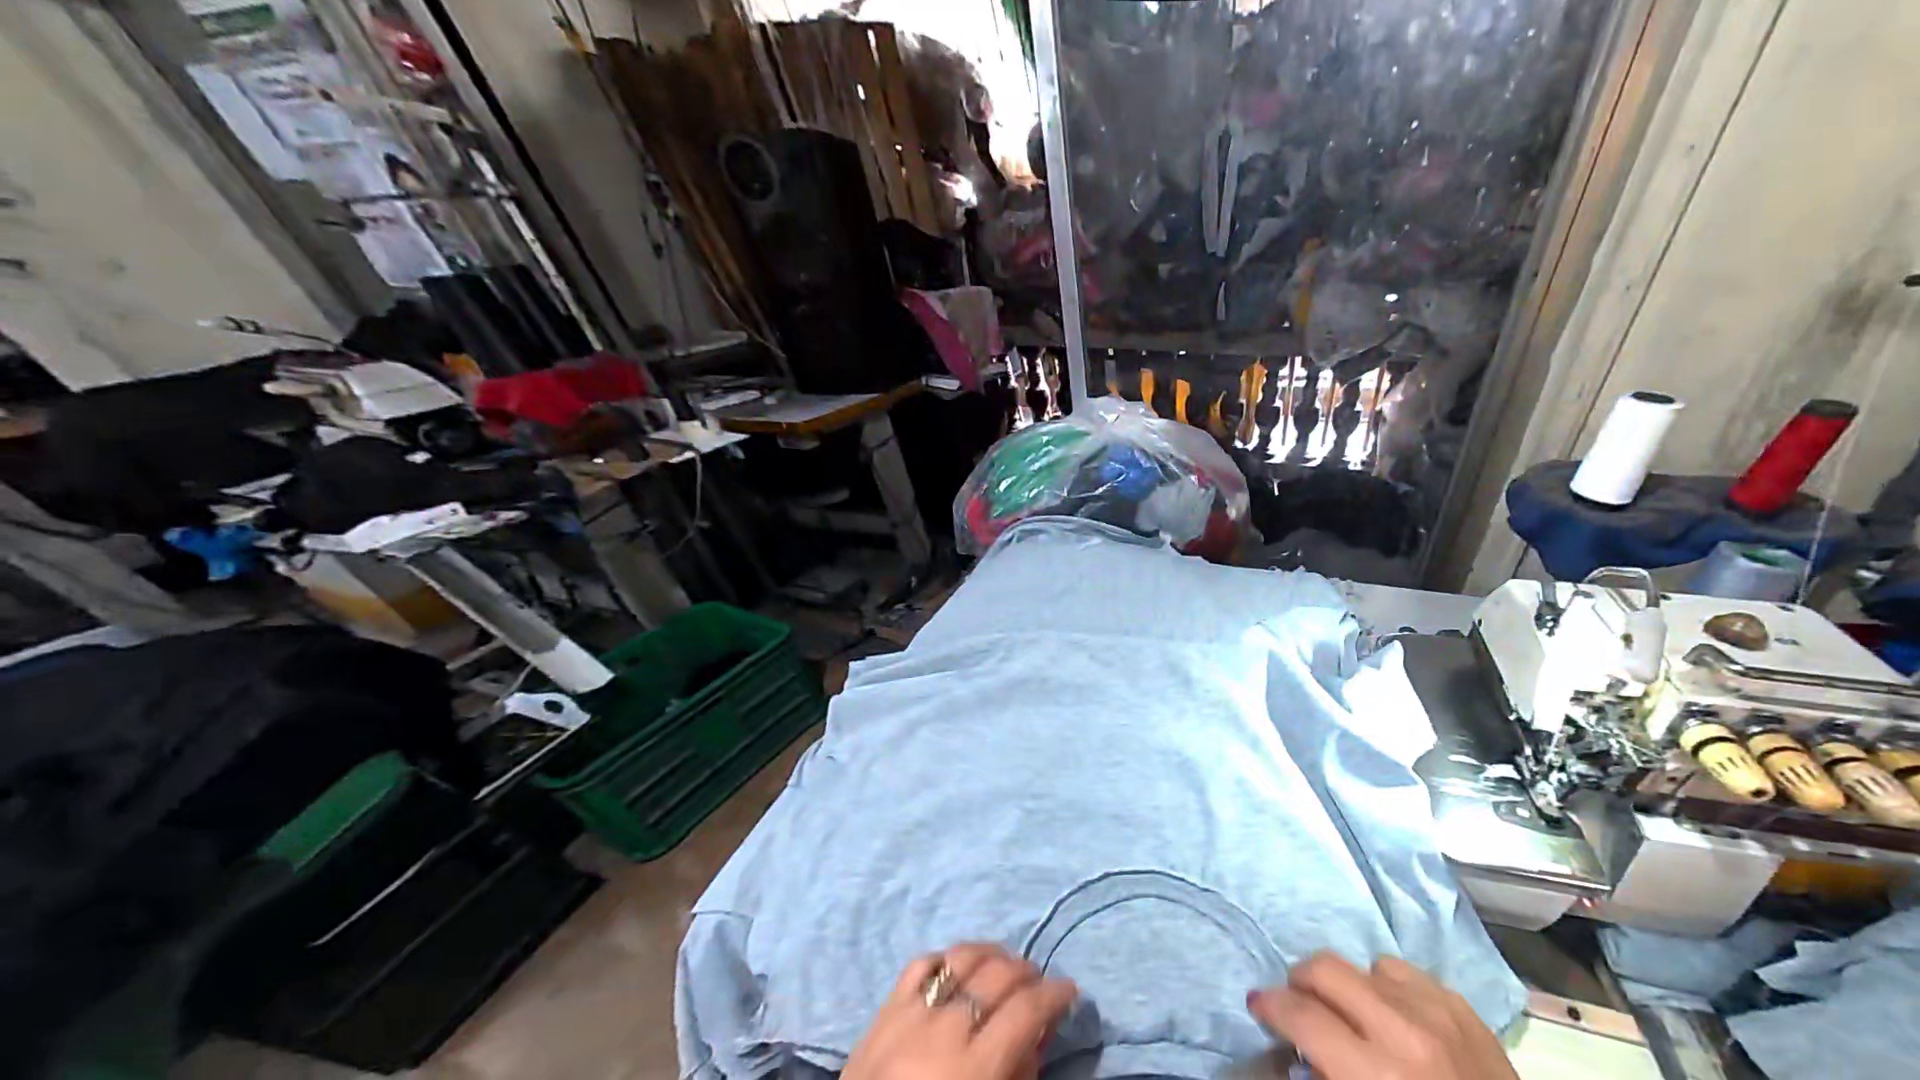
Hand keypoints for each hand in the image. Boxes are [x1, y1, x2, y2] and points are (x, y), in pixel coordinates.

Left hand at [844, 943, 1078, 1079]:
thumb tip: (1036, 1036)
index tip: (1069, 990)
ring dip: (991, 954)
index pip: (1025, 1012)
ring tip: (1006, 962)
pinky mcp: (885, 1008)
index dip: (1054, 995)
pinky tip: (960, 964)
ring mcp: (911, 1012)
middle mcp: (944, 1030)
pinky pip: (921, 964)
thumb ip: (1018, 1076)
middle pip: (996, 977)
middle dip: (1027, 972)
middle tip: (1040, 980)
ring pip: (960, 958)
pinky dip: (947, 958)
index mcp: (974, 1070)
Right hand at [1246, 951, 1518, 1079]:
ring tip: (1356, 1015)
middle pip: (1326, 968)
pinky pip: (1410, 974)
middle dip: (1301, 982)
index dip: (1268, 1006)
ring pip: (1367, 965)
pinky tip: (1398, 1018)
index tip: (1258, 1007)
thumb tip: (1293, 1046)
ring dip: (1352, 987)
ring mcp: (1442, 1015)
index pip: (1300, 1014)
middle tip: (1299, 1005)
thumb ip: (1324, 1076)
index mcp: (1376, 1073)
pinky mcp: (1468, 1012)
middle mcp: (1406, 1031)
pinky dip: (1393, 990)